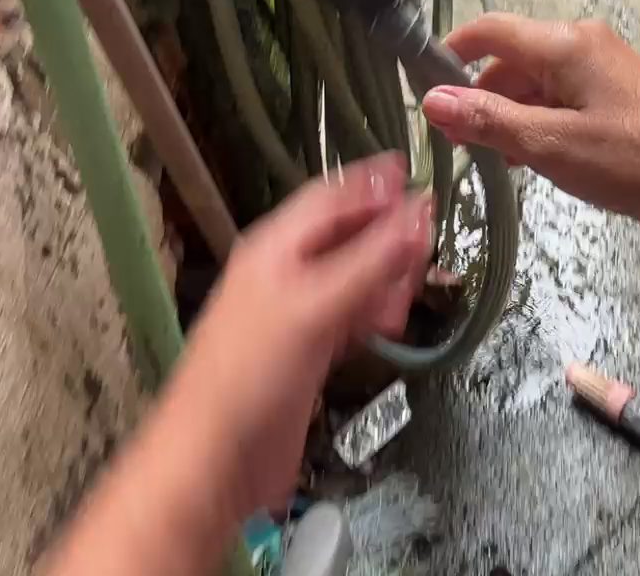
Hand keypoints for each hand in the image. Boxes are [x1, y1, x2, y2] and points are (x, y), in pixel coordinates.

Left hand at [153, 154, 431, 520]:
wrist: (214, 464)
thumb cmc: (250, 376)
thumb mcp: (315, 308)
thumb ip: (370, 261)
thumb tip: (417, 214)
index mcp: (276, 246)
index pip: (332, 197)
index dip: (372, 184)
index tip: (412, 174)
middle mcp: (288, 270)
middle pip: (348, 235)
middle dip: (387, 235)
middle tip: (425, 241)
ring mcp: (300, 310)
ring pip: (355, 275)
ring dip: (386, 277)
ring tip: (410, 287)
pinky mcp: (311, 348)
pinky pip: (353, 314)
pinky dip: (374, 313)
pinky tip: (390, 322)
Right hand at [420, 14, 639, 231]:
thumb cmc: (636, 162)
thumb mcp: (553, 146)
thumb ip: (489, 121)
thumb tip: (431, 101)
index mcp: (564, 43)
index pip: (489, 30)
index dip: (450, 52)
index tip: (421, 89)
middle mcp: (580, 41)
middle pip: (510, 58)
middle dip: (479, 97)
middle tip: (458, 145)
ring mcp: (600, 64)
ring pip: (533, 81)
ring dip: (508, 114)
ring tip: (494, 160)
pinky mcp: (614, 89)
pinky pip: (559, 95)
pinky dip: (537, 120)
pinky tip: (532, 158)